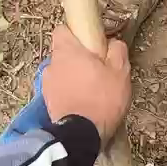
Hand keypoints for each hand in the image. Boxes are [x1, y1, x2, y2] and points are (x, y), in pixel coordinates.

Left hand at [41, 24, 131, 140]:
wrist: (81, 136)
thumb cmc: (101, 99)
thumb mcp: (120, 72)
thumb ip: (117, 51)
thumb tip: (113, 43)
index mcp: (67, 51)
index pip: (62, 30)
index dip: (76, 34)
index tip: (90, 44)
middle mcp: (52, 64)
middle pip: (63, 54)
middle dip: (77, 60)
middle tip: (97, 72)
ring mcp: (46, 85)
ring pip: (61, 73)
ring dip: (72, 78)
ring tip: (91, 92)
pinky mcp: (47, 102)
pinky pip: (59, 90)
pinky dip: (68, 94)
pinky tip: (83, 105)